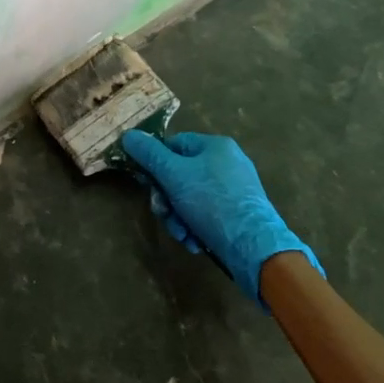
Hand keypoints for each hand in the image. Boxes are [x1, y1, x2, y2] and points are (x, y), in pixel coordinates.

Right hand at [120, 130, 322, 301]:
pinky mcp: (240, 215)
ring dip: (179, 218)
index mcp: (215, 146)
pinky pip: (208, 214)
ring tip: (183, 235)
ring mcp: (236, 190)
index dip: (156, 164)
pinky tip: (195, 242)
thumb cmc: (211, 202)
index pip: (173, 145)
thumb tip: (128, 134)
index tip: (148, 185)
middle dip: (168, 199)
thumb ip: (149, 154)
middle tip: (164, 215)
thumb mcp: (174, 174)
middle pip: (181, 175)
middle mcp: (228, 163)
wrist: (254, 247)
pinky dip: (196, 228)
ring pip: (191, 198)